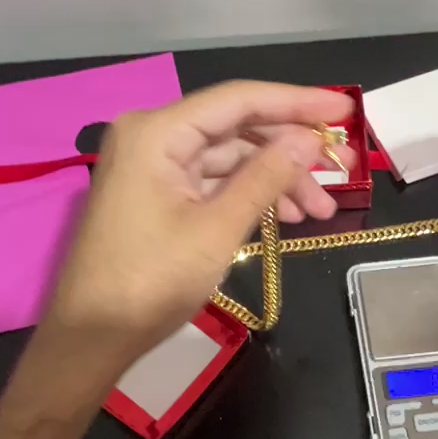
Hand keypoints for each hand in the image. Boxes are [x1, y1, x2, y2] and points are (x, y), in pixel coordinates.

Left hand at [44, 80, 353, 355]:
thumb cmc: (151, 281)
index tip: (345, 111)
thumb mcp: (218, 229)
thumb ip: (266, 177)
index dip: (297, 102)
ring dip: (275, 180)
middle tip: (343, 170)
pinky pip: (212, 181)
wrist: (92, 338)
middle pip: (236, 128)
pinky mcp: (156, 194)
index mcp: (157, 132)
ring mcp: (153, 167)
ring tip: (320, 212)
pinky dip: (249, 195)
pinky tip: (286, 216)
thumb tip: (308, 141)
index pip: (239, 100)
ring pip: (229, 158)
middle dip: (290, 151)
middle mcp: (152, 137)